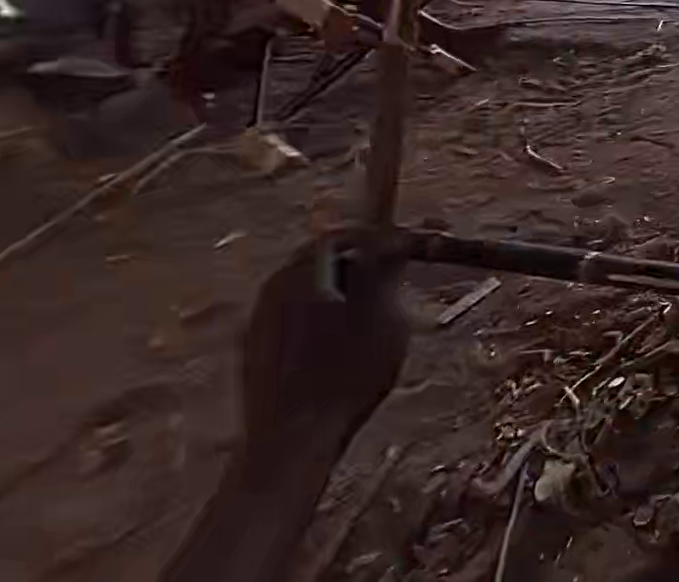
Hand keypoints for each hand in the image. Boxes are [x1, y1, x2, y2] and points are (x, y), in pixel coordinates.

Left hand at [240, 231, 409, 454]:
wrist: (292, 442)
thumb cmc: (347, 371)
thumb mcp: (384, 312)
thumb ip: (386, 269)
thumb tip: (394, 239)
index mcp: (302, 274)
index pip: (349, 235)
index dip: (388, 234)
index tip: (420, 241)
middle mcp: (274, 289)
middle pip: (326, 257)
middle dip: (367, 257)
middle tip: (400, 268)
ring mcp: (261, 323)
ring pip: (313, 285)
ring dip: (348, 284)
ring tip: (380, 302)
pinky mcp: (258, 353)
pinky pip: (300, 313)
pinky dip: (330, 310)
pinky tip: (349, 335)